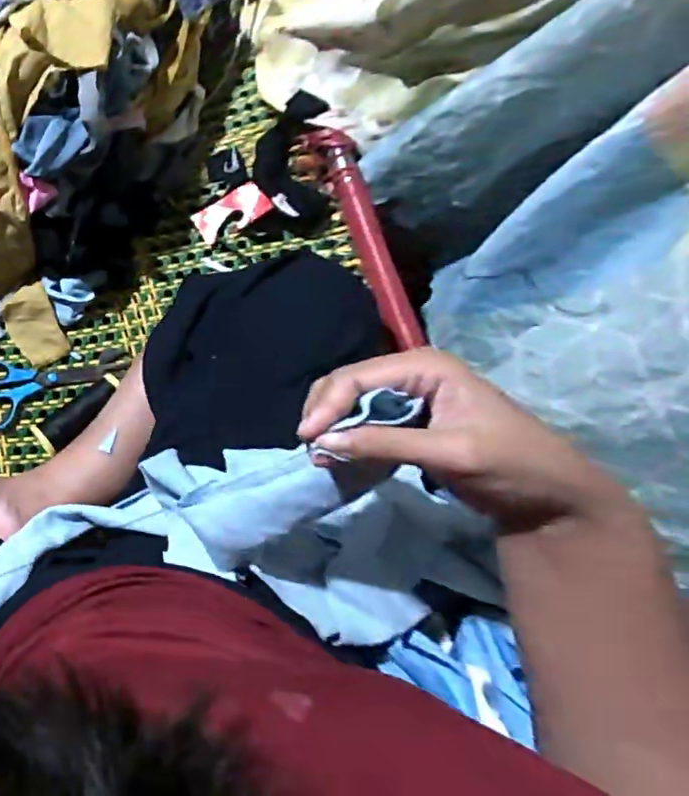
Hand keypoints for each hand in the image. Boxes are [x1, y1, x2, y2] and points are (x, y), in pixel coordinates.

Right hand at [298, 348, 631, 534]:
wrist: (559, 502)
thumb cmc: (517, 468)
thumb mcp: (451, 454)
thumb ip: (384, 443)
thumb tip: (322, 441)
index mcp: (426, 367)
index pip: (354, 378)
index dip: (326, 405)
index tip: (309, 436)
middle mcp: (411, 371)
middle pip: (343, 385)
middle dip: (323, 414)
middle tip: (311, 445)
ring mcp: (408, 392)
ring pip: (346, 401)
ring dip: (330, 426)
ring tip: (321, 452)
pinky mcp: (406, 415)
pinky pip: (360, 417)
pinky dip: (345, 435)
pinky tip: (337, 452)